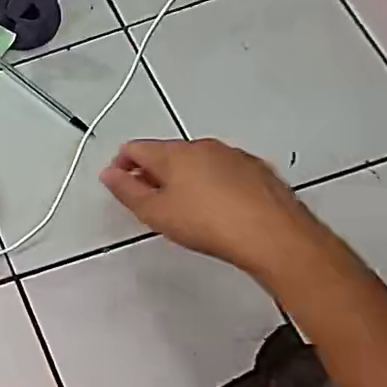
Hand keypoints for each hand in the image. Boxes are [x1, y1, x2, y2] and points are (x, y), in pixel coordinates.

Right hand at [99, 138, 331, 279]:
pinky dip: (212, 186)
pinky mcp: (259, 172)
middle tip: (151, 203)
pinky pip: (224, 172)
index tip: (121, 186)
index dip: (120, 167)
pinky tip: (214, 211)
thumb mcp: (152, 211)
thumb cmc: (212, 223)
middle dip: (153, 174)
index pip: (133, 148)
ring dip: (183, 180)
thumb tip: (111, 175)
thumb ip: (124, 189)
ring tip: (184, 211)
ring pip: (196, 162)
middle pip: (166, 154)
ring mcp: (235, 157)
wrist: (275, 238)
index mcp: (174, 152)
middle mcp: (205, 147)